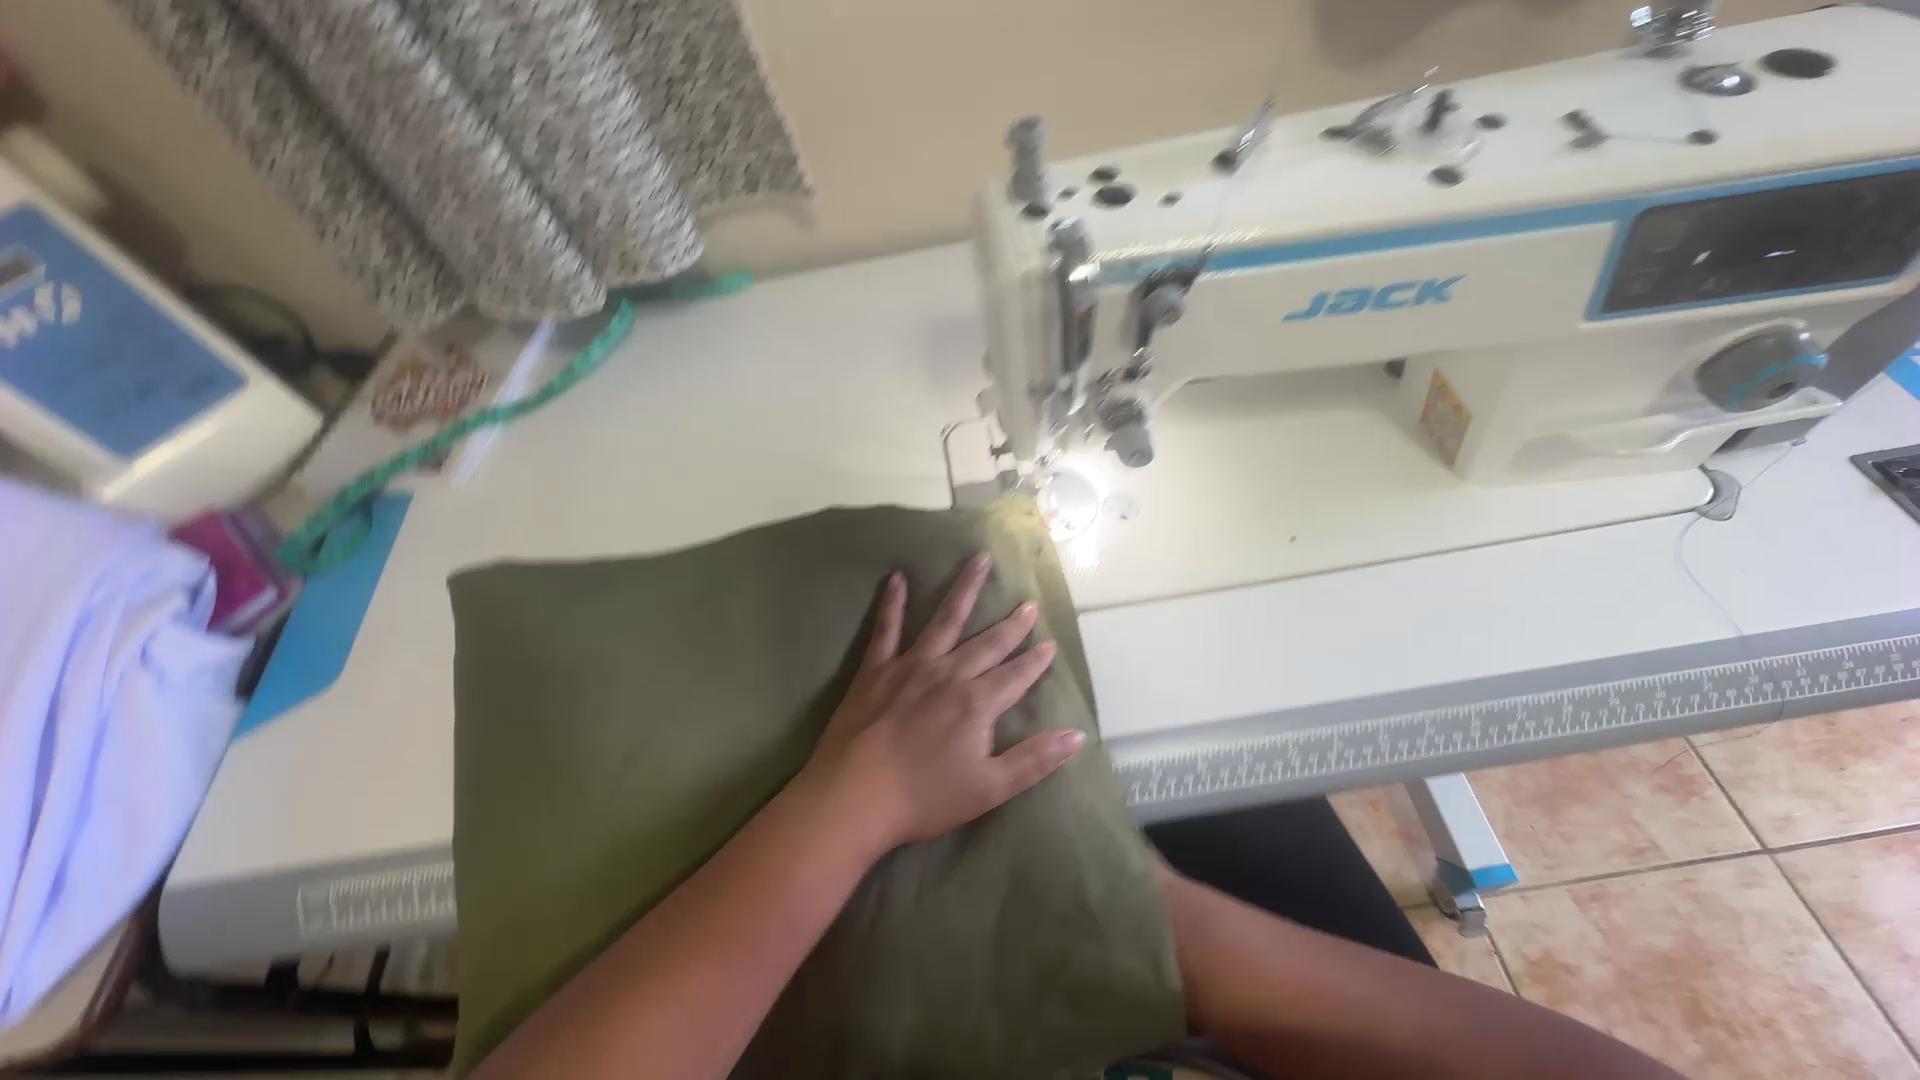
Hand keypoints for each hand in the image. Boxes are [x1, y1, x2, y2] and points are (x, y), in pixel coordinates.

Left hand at [801, 553, 1085, 850]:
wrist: (855, 795)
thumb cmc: (924, 797)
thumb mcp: (990, 788)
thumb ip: (1034, 760)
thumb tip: (1077, 735)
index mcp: (977, 703)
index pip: (1016, 676)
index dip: (1035, 661)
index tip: (1050, 644)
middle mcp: (949, 674)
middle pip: (987, 643)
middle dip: (1011, 624)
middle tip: (1028, 603)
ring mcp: (910, 667)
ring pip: (944, 620)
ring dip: (964, 590)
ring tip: (979, 560)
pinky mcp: (875, 670)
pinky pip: (886, 629)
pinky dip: (893, 603)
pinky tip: (897, 578)